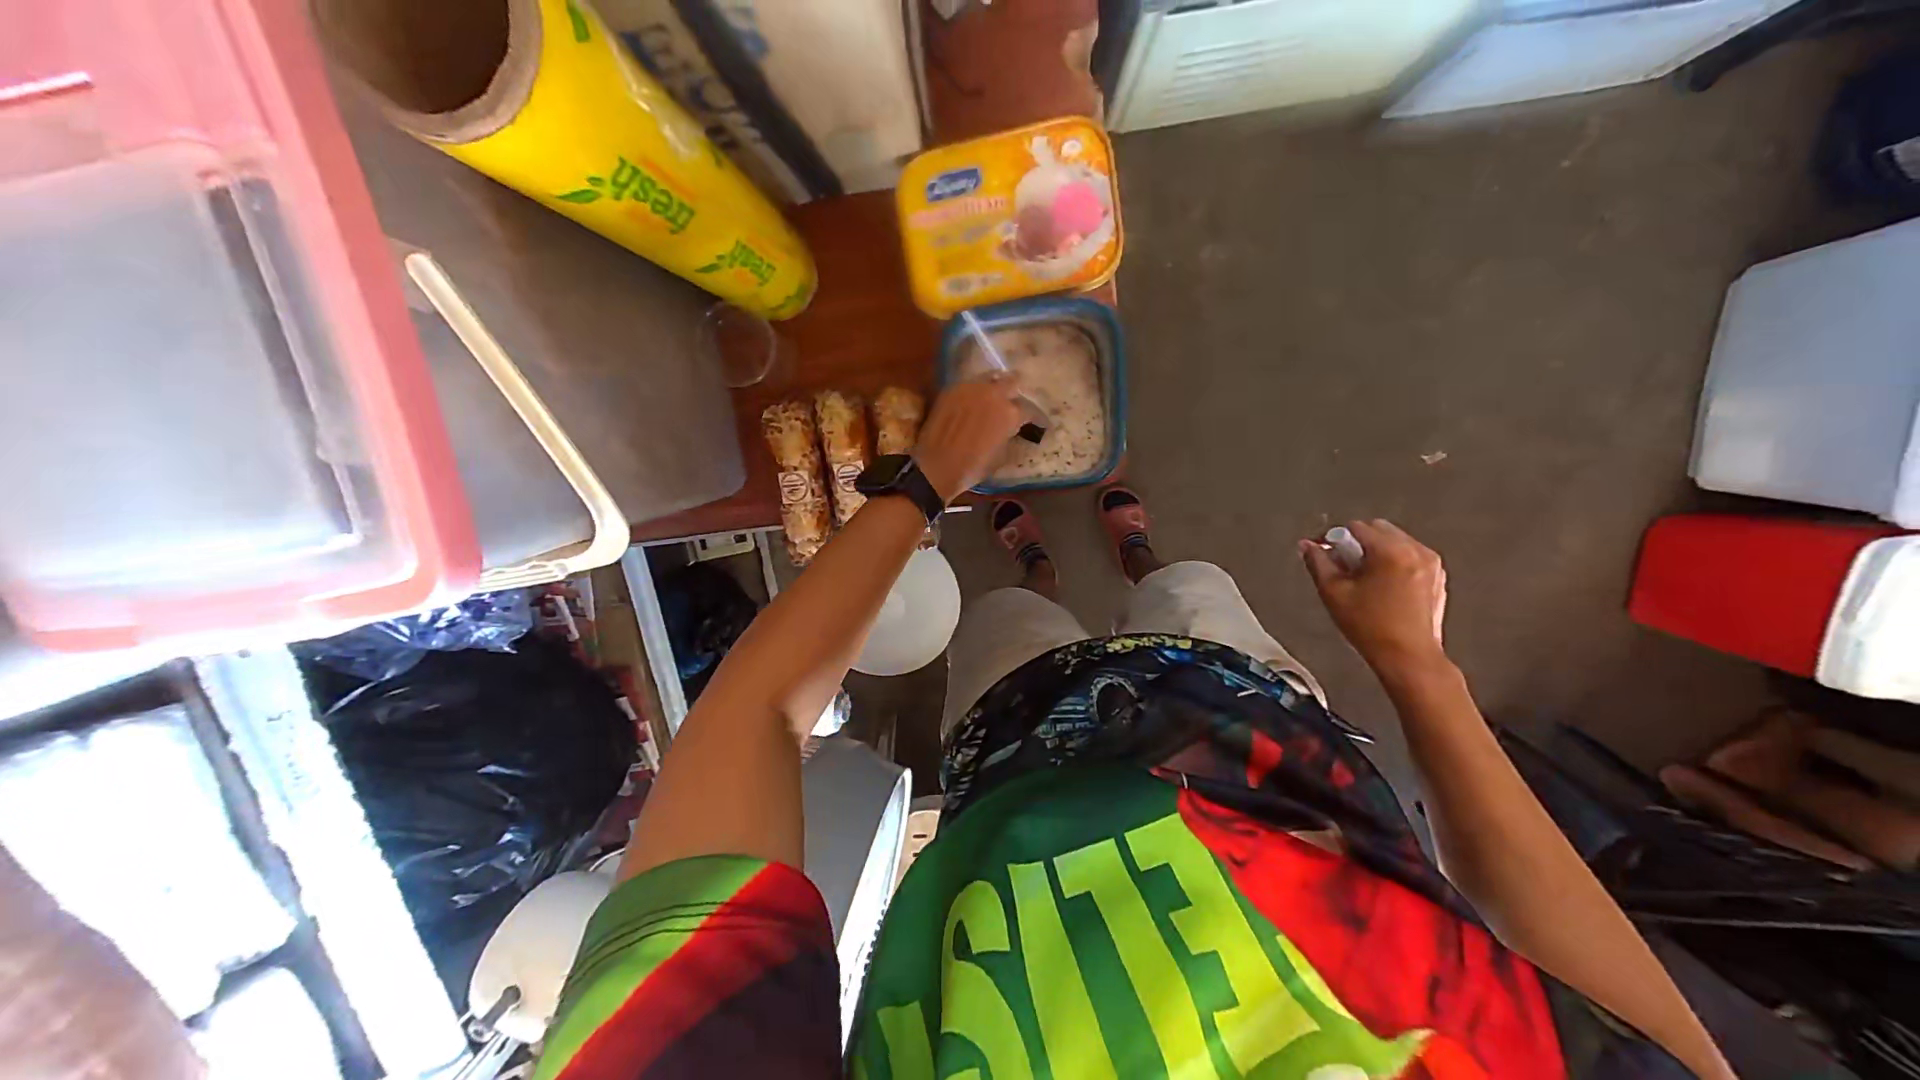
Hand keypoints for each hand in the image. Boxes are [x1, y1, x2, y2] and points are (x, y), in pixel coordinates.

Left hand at [914, 374, 1026, 501]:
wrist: (936, 466)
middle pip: (1012, 381)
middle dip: (1016, 390)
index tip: (1039, 423)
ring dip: (995, 385)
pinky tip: (974, 400)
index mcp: (1011, 413)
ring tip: (995, 395)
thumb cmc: (972, 467)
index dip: (1036, 418)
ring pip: (990, 378)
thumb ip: (1011, 436)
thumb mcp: (1001, 456)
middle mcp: (994, 394)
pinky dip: (976, 390)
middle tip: (1016, 400)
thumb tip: (1015, 430)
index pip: (1030, 410)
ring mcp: (971, 388)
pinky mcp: (952, 389)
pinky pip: (969, 384)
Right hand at [1300, 519, 1448, 675]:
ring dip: (1375, 551)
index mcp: (1390, 551)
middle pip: (1378, 529)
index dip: (1334, 538)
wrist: (1408, 656)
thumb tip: (1308, 545)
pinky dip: (1393, 562)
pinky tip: (1381, 587)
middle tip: (1343, 567)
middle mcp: (1415, 551)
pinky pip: (1410, 556)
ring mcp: (1430, 564)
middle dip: (1356, 543)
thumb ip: (1318, 562)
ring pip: (1395, 541)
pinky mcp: (1437, 577)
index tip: (1324, 554)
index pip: (1356, 527)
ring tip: (1362, 579)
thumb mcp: (1333, 592)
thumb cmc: (1370, 627)